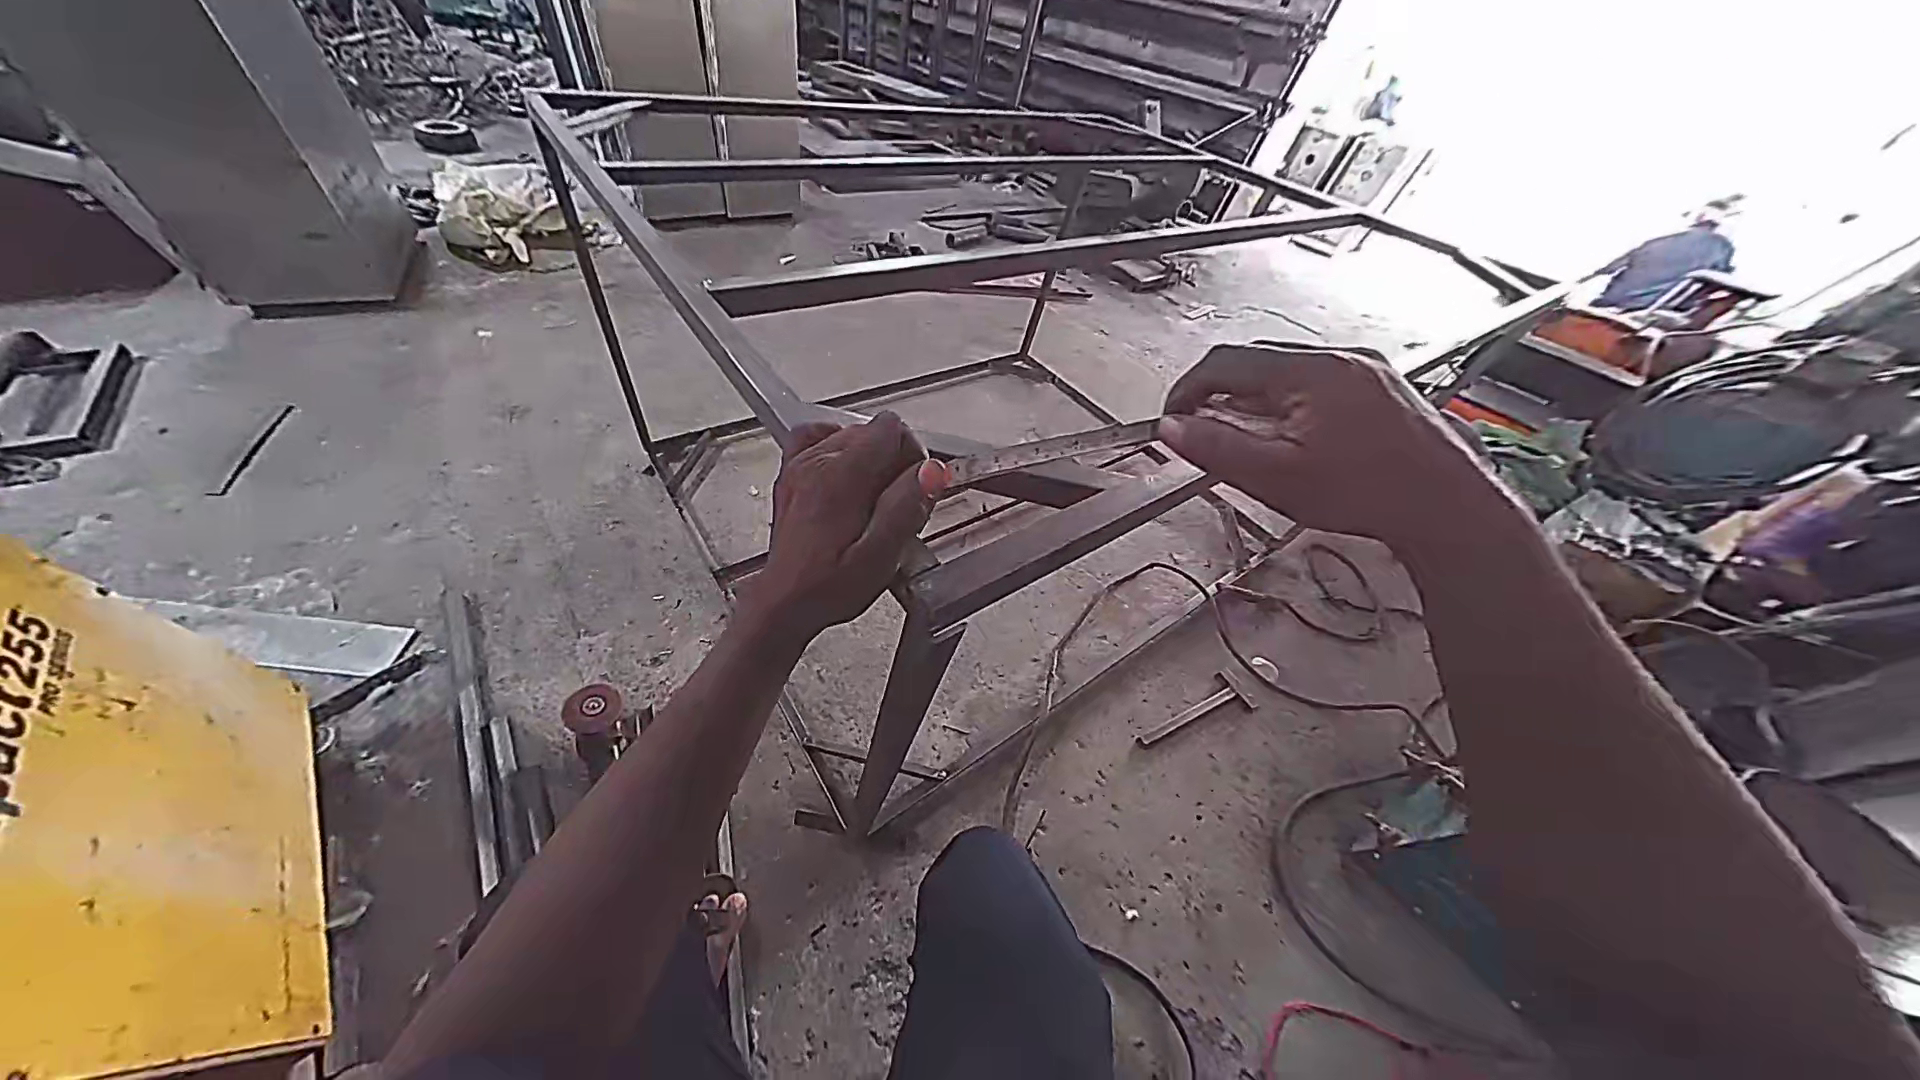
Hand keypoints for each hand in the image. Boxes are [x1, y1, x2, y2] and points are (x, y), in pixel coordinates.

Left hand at [740, 413, 948, 644]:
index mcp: (841, 479)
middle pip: (873, 431)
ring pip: (851, 434)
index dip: (913, 456)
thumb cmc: (827, 587)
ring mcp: (801, 466)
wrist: (785, 602)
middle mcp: (817, 464)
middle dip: (895, 461)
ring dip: (872, 460)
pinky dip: (839, 448)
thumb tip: (930, 470)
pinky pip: (816, 438)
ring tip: (874, 499)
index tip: (915, 488)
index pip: (891, 430)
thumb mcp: (880, 557)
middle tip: (896, 504)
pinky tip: (848, 474)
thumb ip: (906, 507)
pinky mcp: (793, 475)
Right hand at [1158, 342, 1505, 547]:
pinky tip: (1284, 438)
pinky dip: (1283, 404)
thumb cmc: (1369, 493)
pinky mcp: (1376, 387)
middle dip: (1216, 395)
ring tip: (1242, 440)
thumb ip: (1215, 448)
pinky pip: (1312, 383)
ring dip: (1250, 400)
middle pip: (1253, 363)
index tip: (1172, 417)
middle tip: (1200, 431)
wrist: (1447, 508)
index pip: (1224, 362)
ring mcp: (1363, 370)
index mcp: (1311, 372)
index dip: (1186, 390)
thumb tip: (1172, 428)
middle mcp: (1340, 359)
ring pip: (1283, 373)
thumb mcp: (1274, 476)